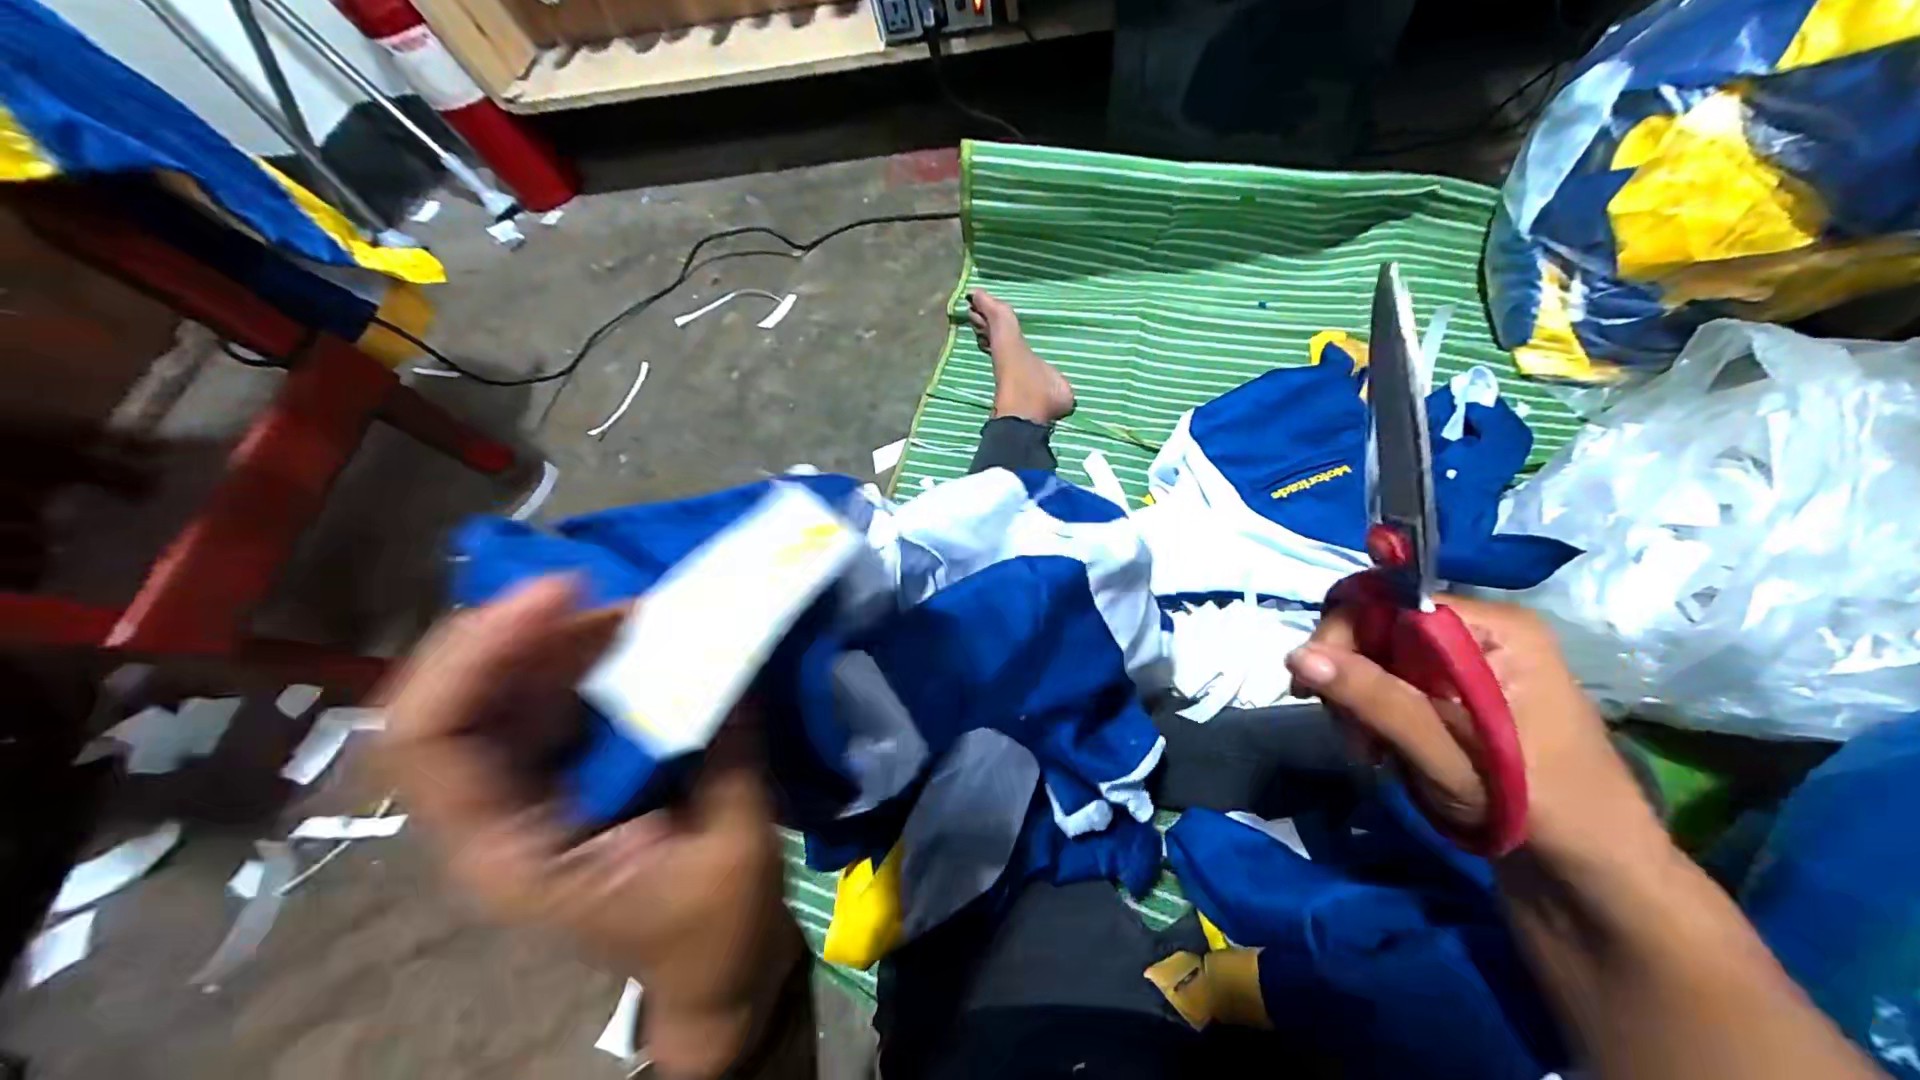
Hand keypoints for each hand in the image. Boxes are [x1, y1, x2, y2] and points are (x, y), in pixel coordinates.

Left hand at [376, 576, 796, 1077]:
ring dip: (563, 634)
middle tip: (609, 591)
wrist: (716, 969)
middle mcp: (499, 809)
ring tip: (637, 608)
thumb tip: (730, 657)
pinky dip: (590, 654)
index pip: (433, 741)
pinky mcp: (570, 769)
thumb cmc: (714, 930)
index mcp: (513, 848)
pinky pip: (556, 694)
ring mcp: (531, 785)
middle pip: (459, 696)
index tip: (558, 594)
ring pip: (506, 686)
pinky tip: (638, 635)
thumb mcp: (735, 845)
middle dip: (526, 629)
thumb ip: (727, 750)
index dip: (475, 654)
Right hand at [1285, 595, 1662, 864]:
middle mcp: (1480, 631)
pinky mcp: (1456, 687)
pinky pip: (1390, 679)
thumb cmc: (1534, 810)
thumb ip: (1374, 699)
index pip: (1389, 601)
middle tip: (1347, 731)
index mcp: (1495, 630)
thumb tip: (1295, 654)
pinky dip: (1372, 711)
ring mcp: (1468, 660)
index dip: (1342, 636)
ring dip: (1356, 700)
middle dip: (1347, 675)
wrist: (1589, 871)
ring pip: (1376, 655)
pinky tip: (1379, 746)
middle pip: (1378, 626)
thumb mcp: (1446, 756)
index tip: (1312, 689)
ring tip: (1368, 750)